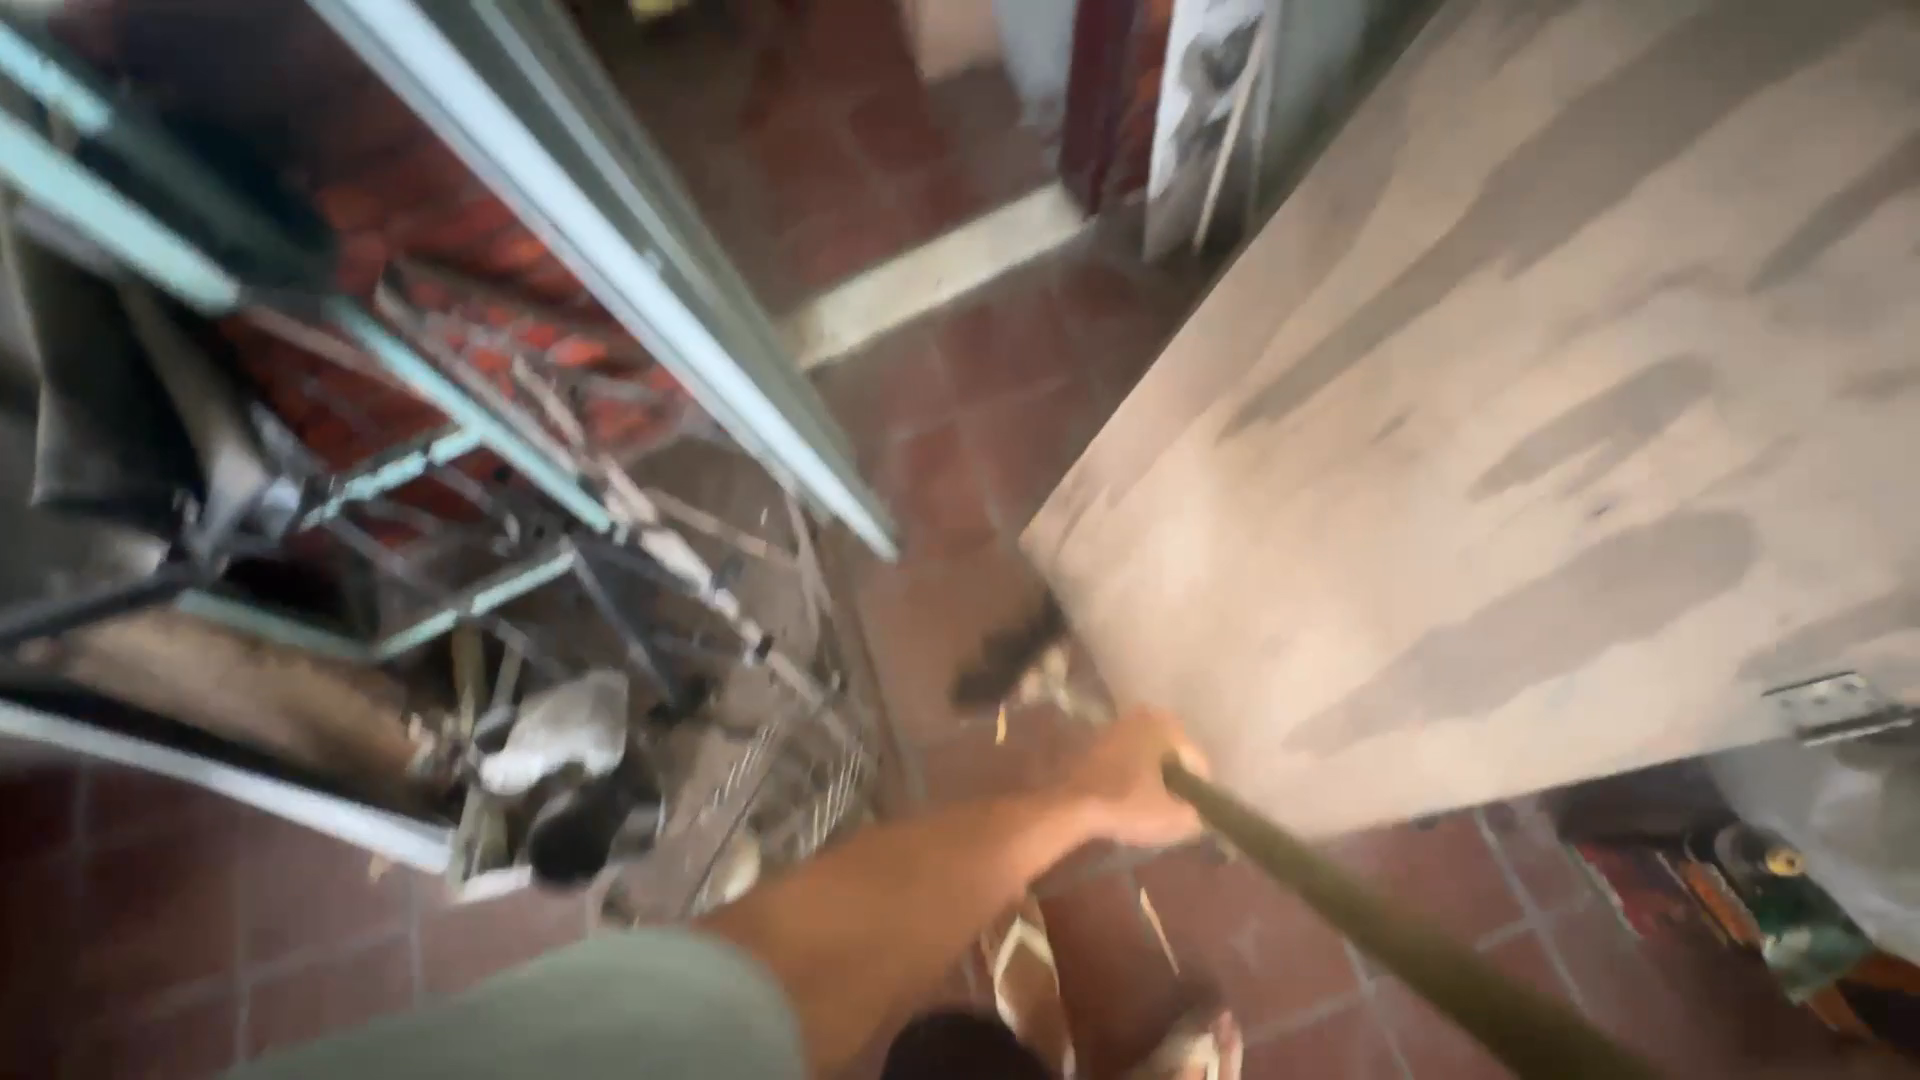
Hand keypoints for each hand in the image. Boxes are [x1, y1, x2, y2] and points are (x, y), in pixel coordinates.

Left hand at [1059, 706, 1208, 846]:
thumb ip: (1197, 814)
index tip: (1196, 813)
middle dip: (1177, 778)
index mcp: (1166, 726)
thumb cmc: (1127, 804)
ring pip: (1148, 753)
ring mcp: (1116, 725)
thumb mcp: (1174, 818)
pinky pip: (1126, 756)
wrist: (1071, 804)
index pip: (1197, 760)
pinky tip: (1129, 795)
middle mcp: (1142, 716)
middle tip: (1177, 807)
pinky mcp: (1095, 739)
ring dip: (1153, 774)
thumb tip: (1199, 814)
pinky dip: (1131, 772)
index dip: (1201, 790)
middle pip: (1172, 754)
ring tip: (1154, 804)